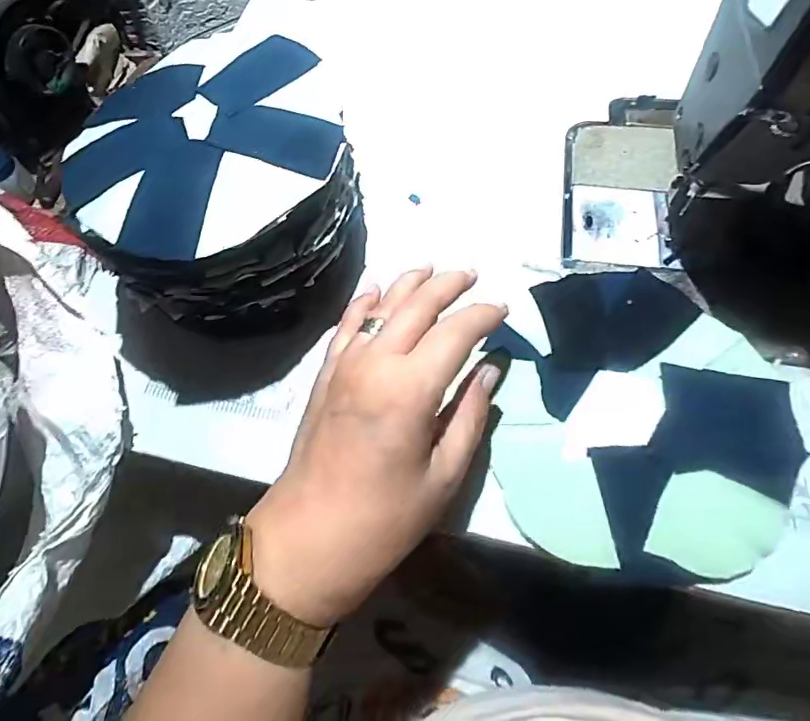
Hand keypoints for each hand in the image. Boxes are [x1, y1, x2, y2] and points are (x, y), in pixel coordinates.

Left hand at [245, 269, 504, 625]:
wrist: (306, 541)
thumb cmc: (384, 519)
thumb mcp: (443, 476)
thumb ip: (469, 414)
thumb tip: (491, 368)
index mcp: (410, 390)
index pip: (456, 331)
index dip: (483, 315)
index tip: (502, 310)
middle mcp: (376, 364)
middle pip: (417, 305)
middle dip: (449, 285)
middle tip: (473, 276)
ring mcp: (345, 365)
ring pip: (380, 306)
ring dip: (409, 283)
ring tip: (432, 268)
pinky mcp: (326, 374)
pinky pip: (346, 325)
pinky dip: (363, 301)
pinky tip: (375, 288)